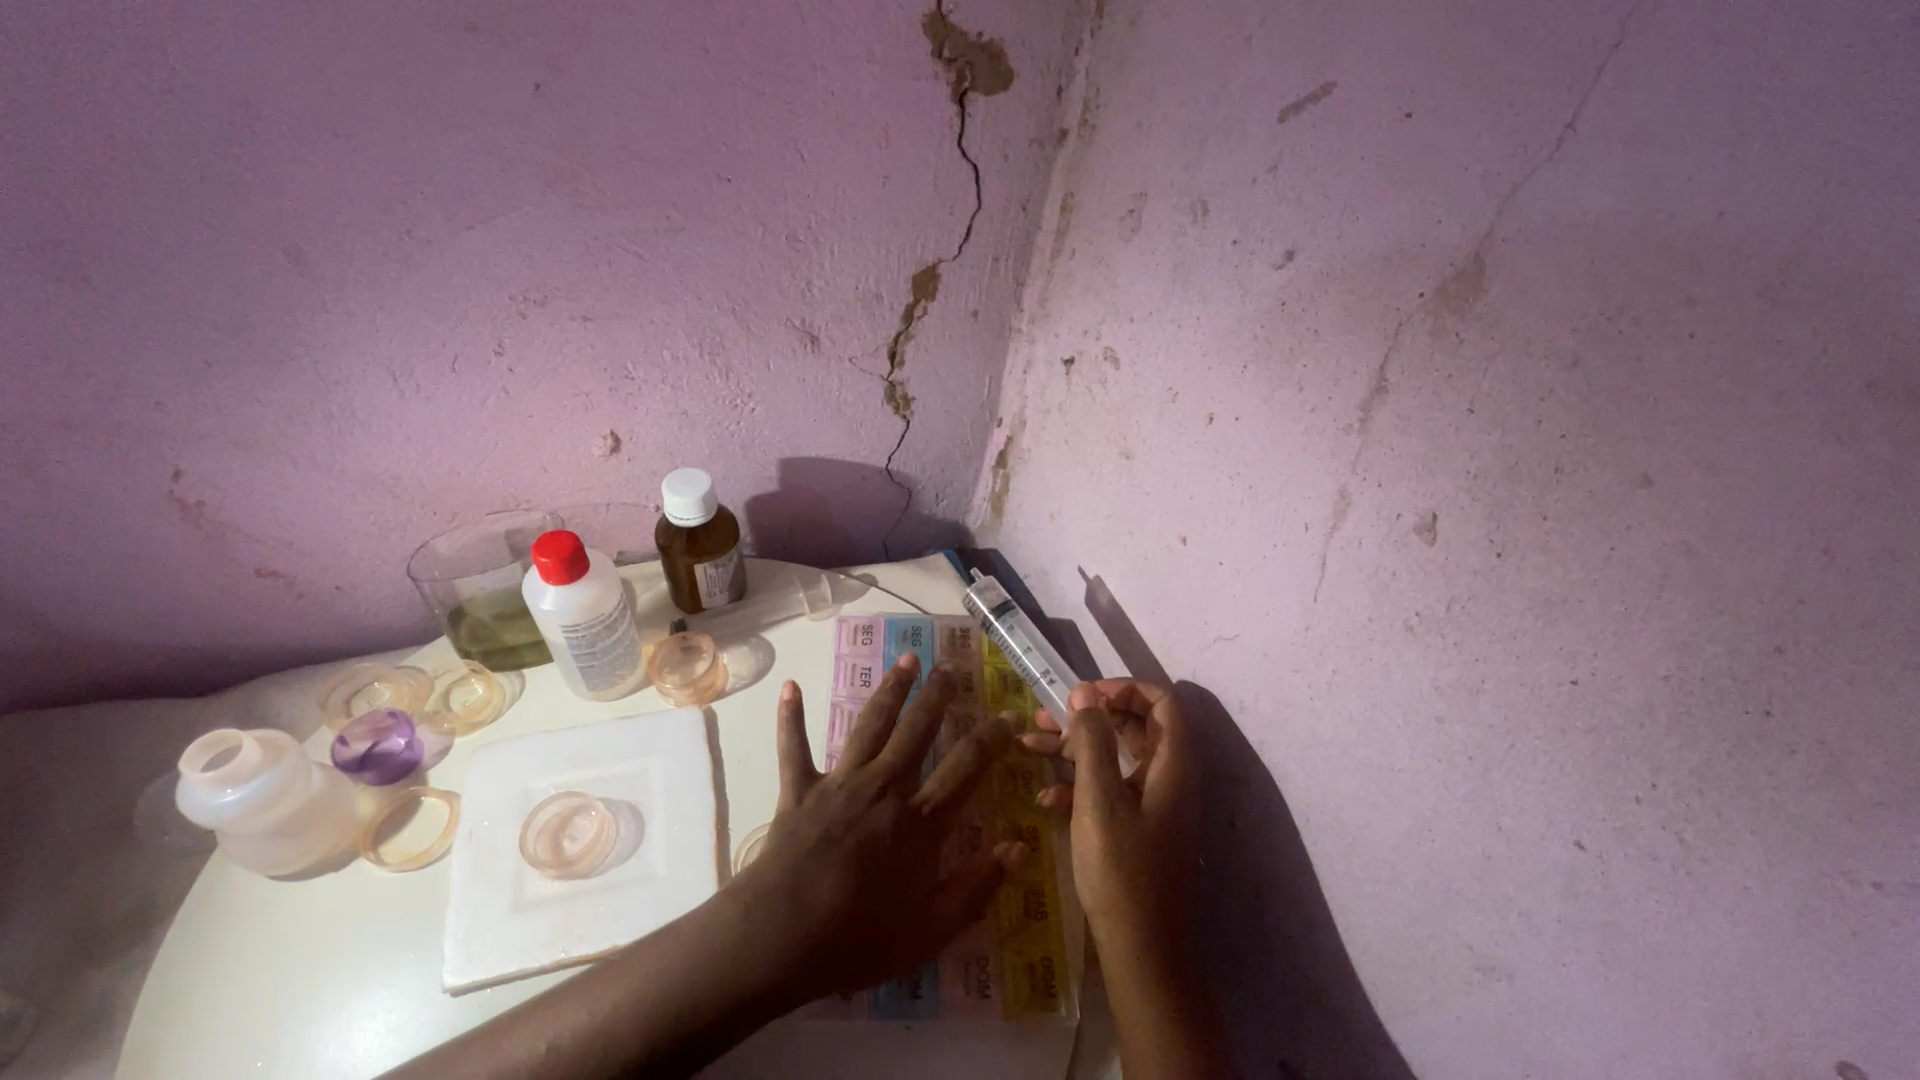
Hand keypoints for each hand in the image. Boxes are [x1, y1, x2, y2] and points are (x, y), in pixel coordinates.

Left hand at [729, 653, 1021, 1001]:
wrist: (780, 938)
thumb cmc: (858, 939)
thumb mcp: (931, 930)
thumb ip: (976, 887)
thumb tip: (1019, 848)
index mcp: (920, 821)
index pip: (967, 768)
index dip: (991, 738)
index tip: (1007, 714)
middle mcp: (885, 789)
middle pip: (918, 731)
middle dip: (937, 696)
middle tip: (950, 667)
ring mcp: (840, 784)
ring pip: (870, 725)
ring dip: (889, 690)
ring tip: (904, 659)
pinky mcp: (799, 790)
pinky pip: (794, 747)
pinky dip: (791, 716)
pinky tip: (790, 687)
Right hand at [1022, 679, 1198, 942]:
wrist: (1141, 950)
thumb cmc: (1121, 869)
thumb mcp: (1099, 799)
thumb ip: (1092, 741)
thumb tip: (1086, 693)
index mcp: (1172, 764)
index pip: (1162, 702)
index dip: (1124, 688)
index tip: (1083, 694)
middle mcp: (1169, 777)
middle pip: (1134, 727)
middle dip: (1088, 718)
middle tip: (1044, 716)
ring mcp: (1155, 805)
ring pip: (1116, 758)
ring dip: (1075, 749)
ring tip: (1029, 744)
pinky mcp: (1138, 829)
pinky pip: (1111, 791)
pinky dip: (1080, 787)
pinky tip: (1044, 799)